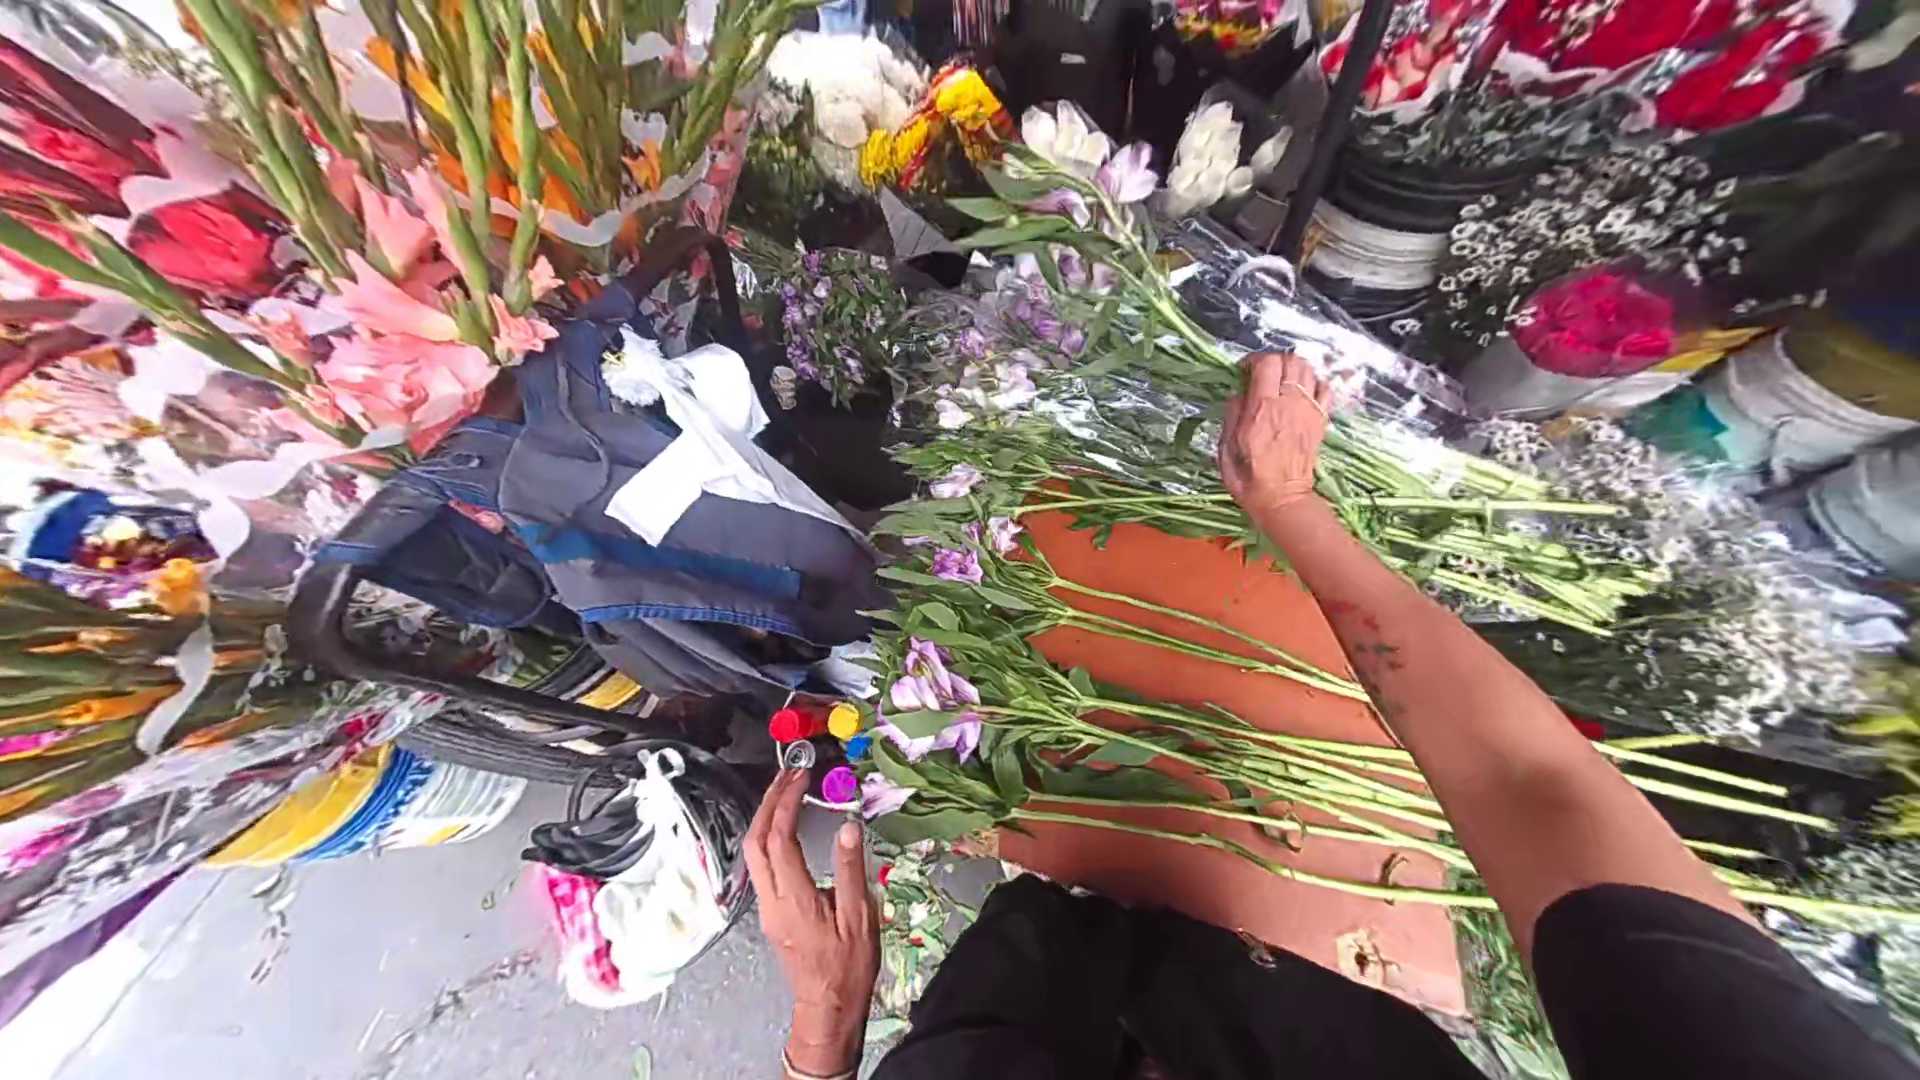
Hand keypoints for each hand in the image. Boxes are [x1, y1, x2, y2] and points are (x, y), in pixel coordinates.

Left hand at [745, 769, 878, 1076]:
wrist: (828, 1008)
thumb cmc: (848, 965)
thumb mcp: (859, 917)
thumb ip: (851, 870)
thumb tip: (848, 825)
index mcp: (793, 898)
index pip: (780, 838)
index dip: (787, 802)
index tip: (802, 775)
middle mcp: (771, 899)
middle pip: (755, 841)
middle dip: (768, 801)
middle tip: (788, 772)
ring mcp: (767, 906)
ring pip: (753, 851)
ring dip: (765, 815)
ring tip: (785, 787)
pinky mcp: (771, 910)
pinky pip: (761, 861)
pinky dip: (769, 832)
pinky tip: (784, 821)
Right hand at [1219, 352, 1333, 519]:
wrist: (1281, 497)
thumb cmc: (1247, 476)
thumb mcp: (1226, 447)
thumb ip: (1232, 415)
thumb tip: (1238, 394)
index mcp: (1261, 409)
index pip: (1266, 364)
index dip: (1253, 360)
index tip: (1243, 371)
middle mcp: (1288, 404)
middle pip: (1290, 360)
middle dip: (1274, 360)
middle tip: (1262, 373)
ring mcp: (1308, 410)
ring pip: (1308, 369)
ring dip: (1293, 368)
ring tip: (1280, 380)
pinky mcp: (1320, 419)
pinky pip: (1325, 387)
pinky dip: (1313, 382)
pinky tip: (1301, 391)